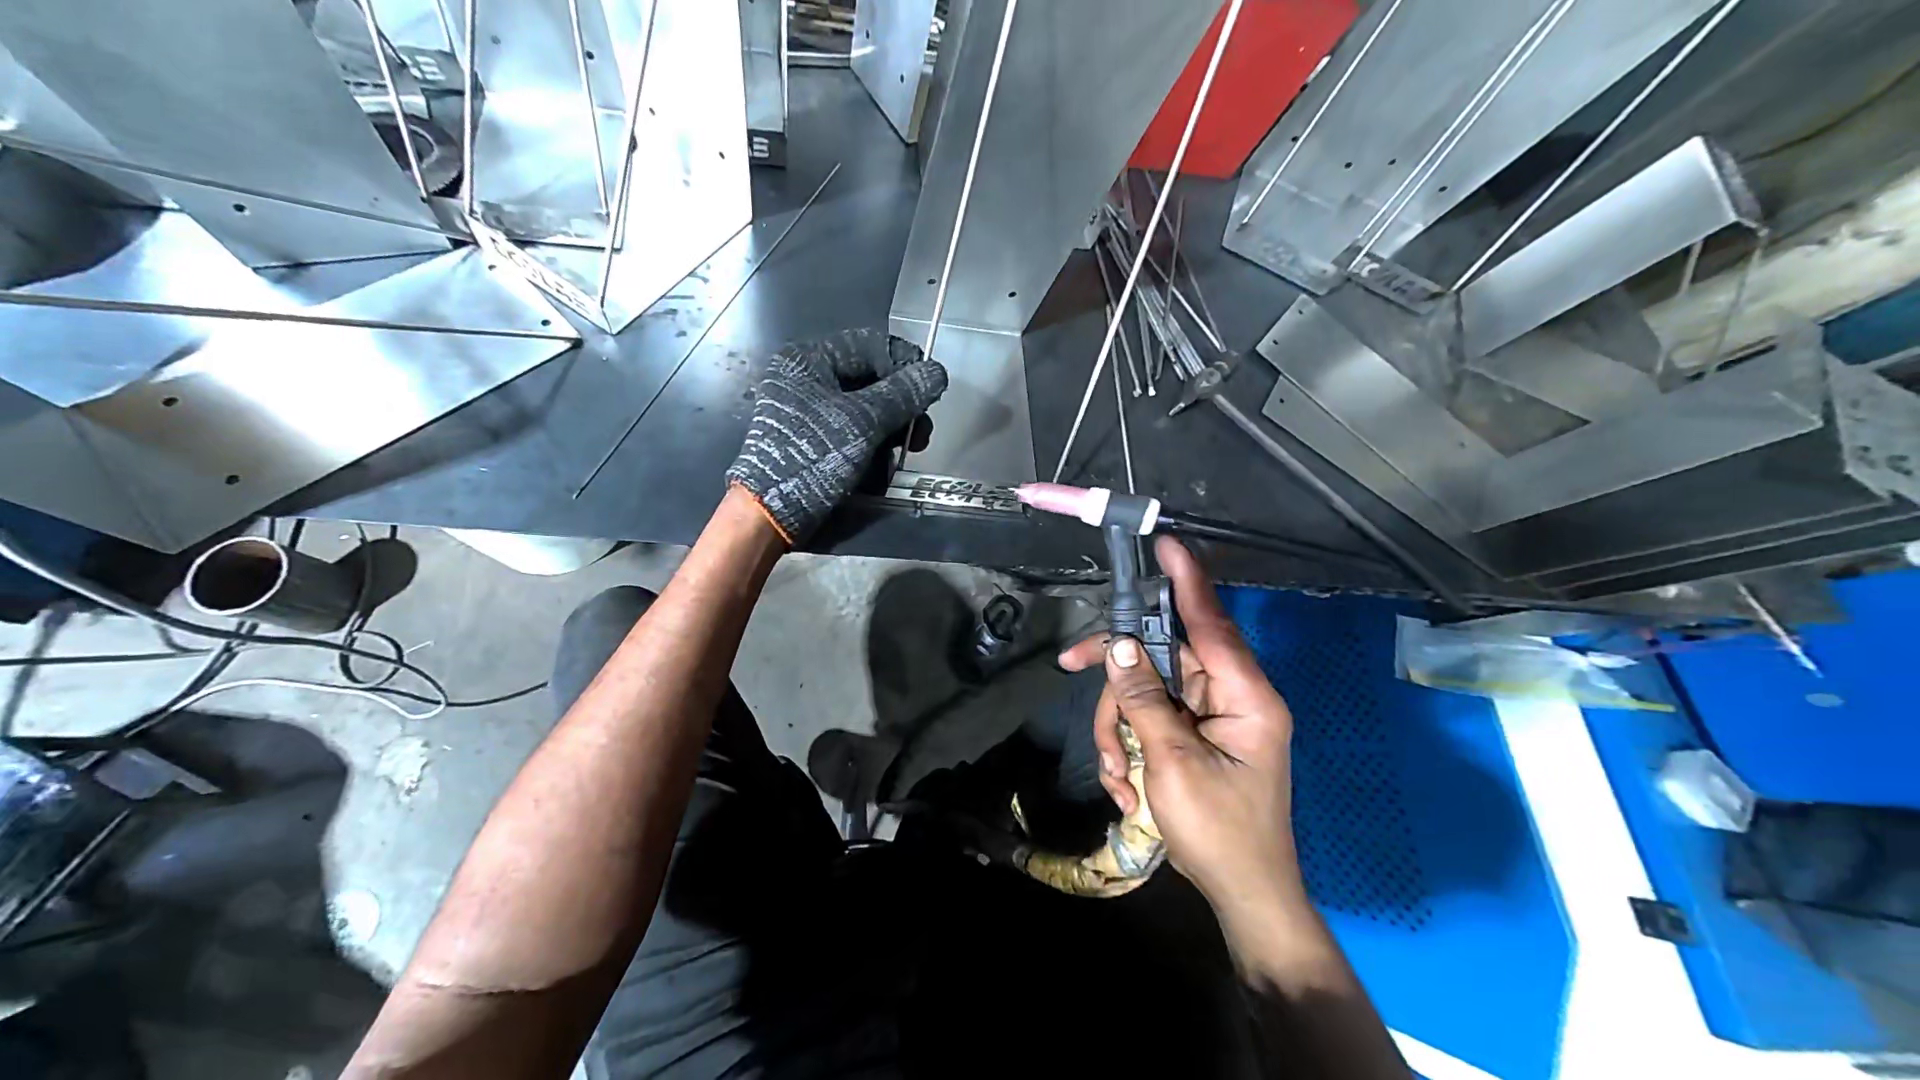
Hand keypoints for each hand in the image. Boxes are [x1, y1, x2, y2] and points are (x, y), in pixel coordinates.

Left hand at [726, 328, 947, 543]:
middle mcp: (807, 378)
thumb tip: (938, 372)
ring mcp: (809, 410)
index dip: (906, 365)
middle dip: (901, 408)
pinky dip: (872, 446)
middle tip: (920, 435)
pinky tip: (882, 468)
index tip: (931, 392)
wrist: (772, 511)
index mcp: (809, 359)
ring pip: (866, 409)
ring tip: (903, 455)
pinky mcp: (815, 439)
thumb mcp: (863, 422)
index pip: (871, 346)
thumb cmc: (814, 455)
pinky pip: (853, 431)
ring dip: (890, 432)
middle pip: (871, 380)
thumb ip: (903, 395)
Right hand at [1059, 536, 1304, 920]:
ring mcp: (1209, 717)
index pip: (1211, 622)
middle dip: (1117, 676)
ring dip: (1120, 729)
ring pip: (1145, 690)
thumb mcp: (1174, 763)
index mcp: (1245, 696)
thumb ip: (1144, 699)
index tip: (1164, 545)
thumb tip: (1117, 647)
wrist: (1243, 895)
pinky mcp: (1192, 737)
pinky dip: (1130, 748)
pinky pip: (1148, 720)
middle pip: (1159, 656)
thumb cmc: (1221, 831)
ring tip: (1120, 778)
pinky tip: (1128, 789)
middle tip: (1070, 664)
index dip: (1186, 580)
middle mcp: (1229, 696)